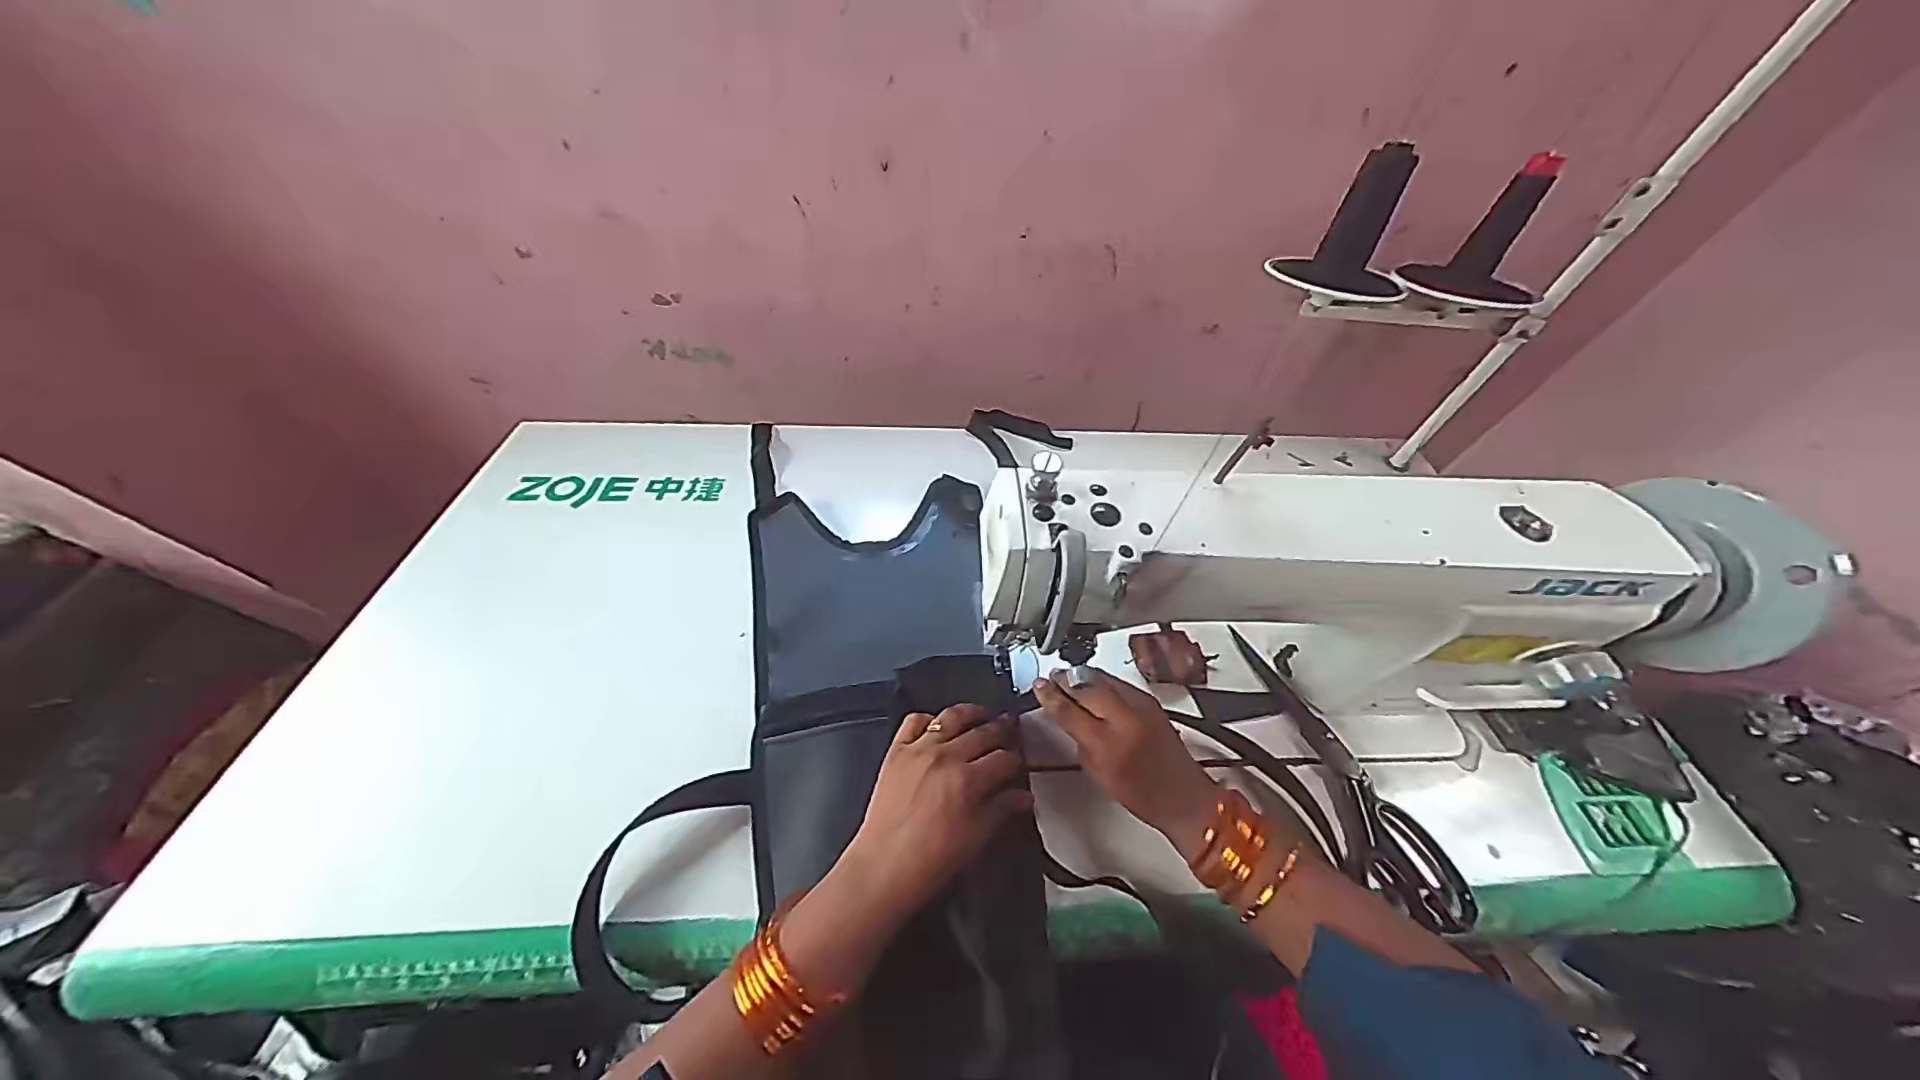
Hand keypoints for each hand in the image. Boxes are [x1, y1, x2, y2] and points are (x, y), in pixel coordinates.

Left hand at [841, 705, 1031, 913]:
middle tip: (1009, 729)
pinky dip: (928, 718)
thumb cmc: (929, 859)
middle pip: (983, 733)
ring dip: (971, 713)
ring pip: (951, 717)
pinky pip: (914, 721)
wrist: (885, 866)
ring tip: (981, 714)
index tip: (1018, 762)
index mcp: (968, 780)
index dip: (1016, 759)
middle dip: (1001, 730)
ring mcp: (918, 750)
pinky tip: (937, 725)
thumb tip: (1022, 797)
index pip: (1004, 758)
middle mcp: (945, 757)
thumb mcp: (976, 837)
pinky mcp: (896, 751)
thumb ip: (1001, 809)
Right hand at [1032, 671, 1219, 859]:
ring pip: (1103, 679)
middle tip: (1052, 679)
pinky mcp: (1152, 703)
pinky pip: (1120, 683)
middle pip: (1086, 688)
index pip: (1068, 710)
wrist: (1183, 796)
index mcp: (1106, 745)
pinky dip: (1103, 681)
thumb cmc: (1145, 794)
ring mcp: (1141, 708)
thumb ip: (1080, 742)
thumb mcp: (1098, 774)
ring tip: (1068, 677)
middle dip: (1065, 681)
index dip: (1049, 696)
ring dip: (1083, 676)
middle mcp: (1125, 721)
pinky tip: (1094, 682)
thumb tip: (1066, 717)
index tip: (1040, 687)